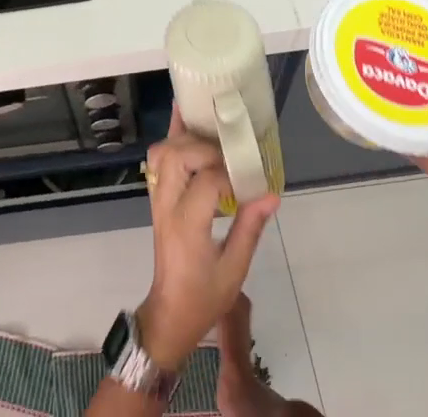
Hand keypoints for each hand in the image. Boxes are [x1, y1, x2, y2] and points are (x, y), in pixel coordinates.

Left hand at [137, 109, 279, 370]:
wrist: (171, 311)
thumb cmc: (205, 295)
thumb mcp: (235, 269)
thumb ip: (250, 228)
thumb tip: (271, 194)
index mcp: (186, 226)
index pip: (204, 183)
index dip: (228, 174)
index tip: (248, 181)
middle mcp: (166, 206)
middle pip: (175, 157)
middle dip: (204, 148)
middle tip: (229, 155)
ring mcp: (157, 200)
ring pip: (160, 153)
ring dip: (184, 138)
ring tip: (211, 131)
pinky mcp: (156, 198)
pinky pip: (157, 161)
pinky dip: (171, 137)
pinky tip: (184, 116)